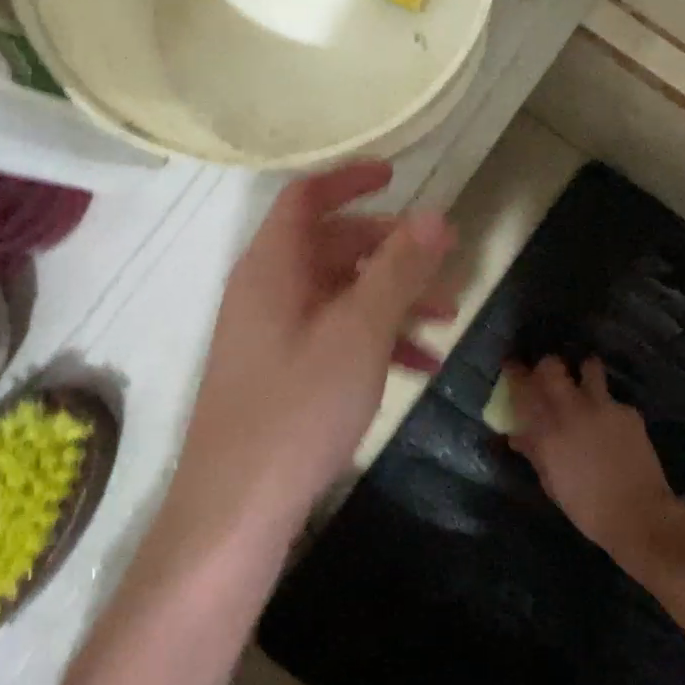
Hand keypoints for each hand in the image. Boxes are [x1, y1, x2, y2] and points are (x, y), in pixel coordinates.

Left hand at [180, 161, 456, 525]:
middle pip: (332, 245)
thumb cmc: (299, 408)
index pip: (307, 198)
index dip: (351, 180)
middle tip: (445, 265)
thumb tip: (436, 214)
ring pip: (341, 292)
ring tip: (448, 319)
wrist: (236, 508)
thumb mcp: (360, 332)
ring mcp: (272, 333)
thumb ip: (399, 269)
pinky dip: (376, 336)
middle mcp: (267, 290)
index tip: (399, 176)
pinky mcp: (281, 371)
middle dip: (393, 250)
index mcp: (273, 268)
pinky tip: (420, 364)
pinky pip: (335, 332)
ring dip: (394, 297)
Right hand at [506, 356, 684, 556]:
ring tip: (585, 383)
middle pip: (552, 367)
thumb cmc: (587, 508)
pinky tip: (611, 426)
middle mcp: (573, 410)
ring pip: (589, 367)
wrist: (637, 512)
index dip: (515, 373)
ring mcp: (603, 406)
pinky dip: (607, 407)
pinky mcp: (629, 411)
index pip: (523, 389)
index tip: (512, 366)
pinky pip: (612, 399)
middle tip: (547, 374)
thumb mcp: (551, 483)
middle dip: (546, 365)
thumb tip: (517, 435)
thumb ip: (534, 452)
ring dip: (583, 371)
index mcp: (547, 431)